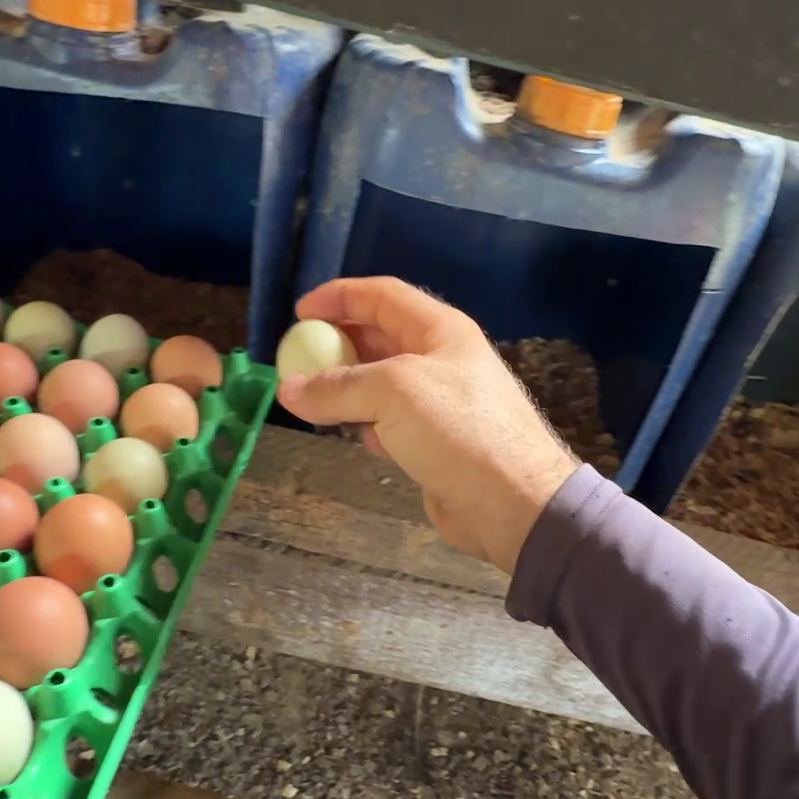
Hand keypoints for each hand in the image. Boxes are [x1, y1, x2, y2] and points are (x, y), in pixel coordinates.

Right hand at [275, 278, 579, 573]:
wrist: (512, 502)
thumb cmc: (457, 429)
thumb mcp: (392, 393)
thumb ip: (336, 387)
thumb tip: (286, 390)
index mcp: (440, 330)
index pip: (382, 296)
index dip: (339, 297)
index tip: (299, 313)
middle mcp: (440, 359)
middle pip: (379, 338)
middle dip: (337, 345)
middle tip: (298, 361)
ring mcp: (438, 402)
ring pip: (379, 383)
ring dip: (347, 389)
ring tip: (314, 401)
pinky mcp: (433, 441)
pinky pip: (389, 421)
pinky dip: (367, 424)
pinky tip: (359, 438)